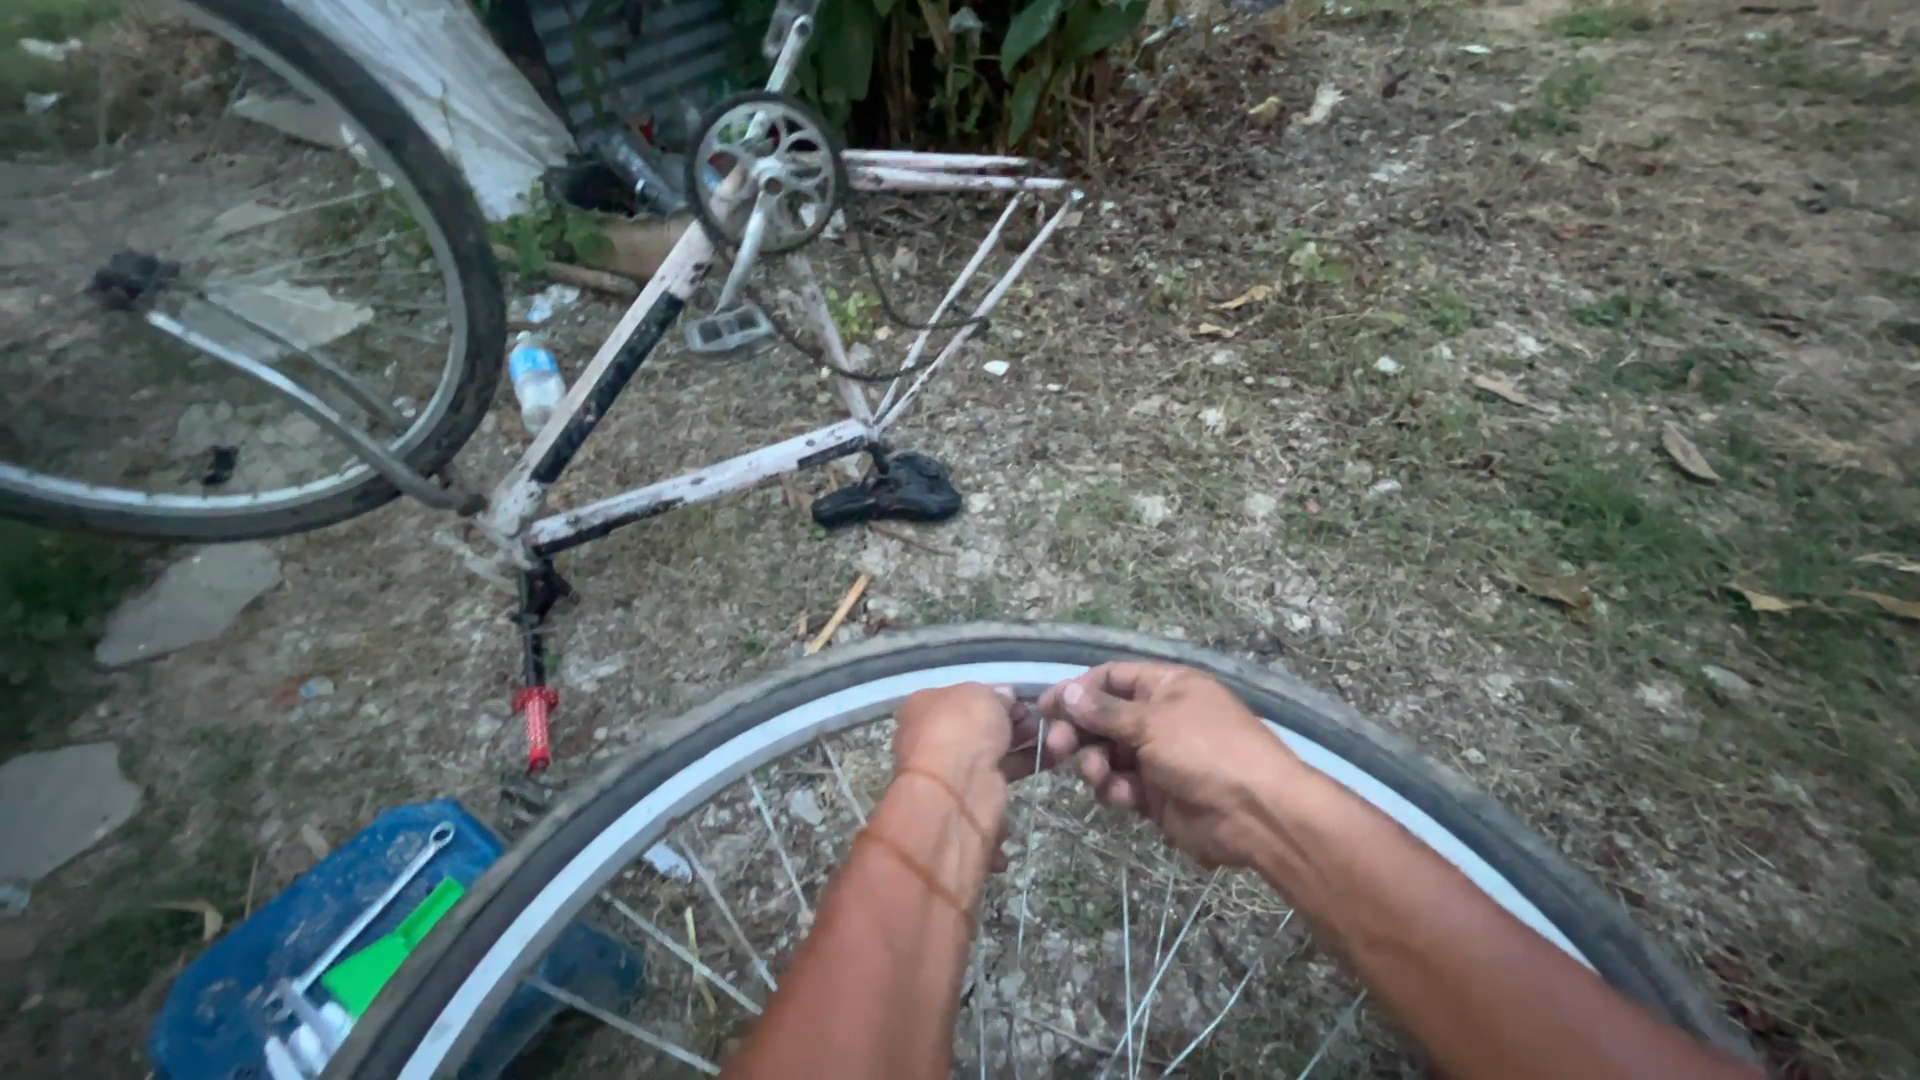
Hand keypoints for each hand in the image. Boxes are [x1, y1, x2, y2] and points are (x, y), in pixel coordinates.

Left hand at [892, 683, 1079, 781]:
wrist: (959, 785)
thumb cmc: (961, 726)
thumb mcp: (981, 694)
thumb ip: (996, 694)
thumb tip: (1005, 697)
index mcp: (925, 705)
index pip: (960, 694)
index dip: (990, 694)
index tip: (1016, 696)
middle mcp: (935, 733)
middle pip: (979, 721)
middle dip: (1010, 717)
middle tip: (1034, 716)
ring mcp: (955, 762)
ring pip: (994, 744)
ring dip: (1021, 738)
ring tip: (1049, 733)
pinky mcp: (976, 787)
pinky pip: (1004, 767)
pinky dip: (1026, 760)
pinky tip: (1051, 753)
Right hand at [1036, 663, 1304, 868]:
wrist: (1257, 813)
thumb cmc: (1205, 750)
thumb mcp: (1152, 721)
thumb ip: (1104, 710)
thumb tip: (1067, 692)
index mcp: (1165, 686)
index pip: (1110, 678)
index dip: (1076, 691)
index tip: (1044, 709)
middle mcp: (1159, 717)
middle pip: (1103, 718)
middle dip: (1079, 732)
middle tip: (1058, 748)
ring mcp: (1158, 756)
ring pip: (1107, 754)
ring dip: (1095, 764)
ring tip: (1097, 775)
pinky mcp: (1157, 794)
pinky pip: (1122, 785)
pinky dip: (1116, 790)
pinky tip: (1123, 797)